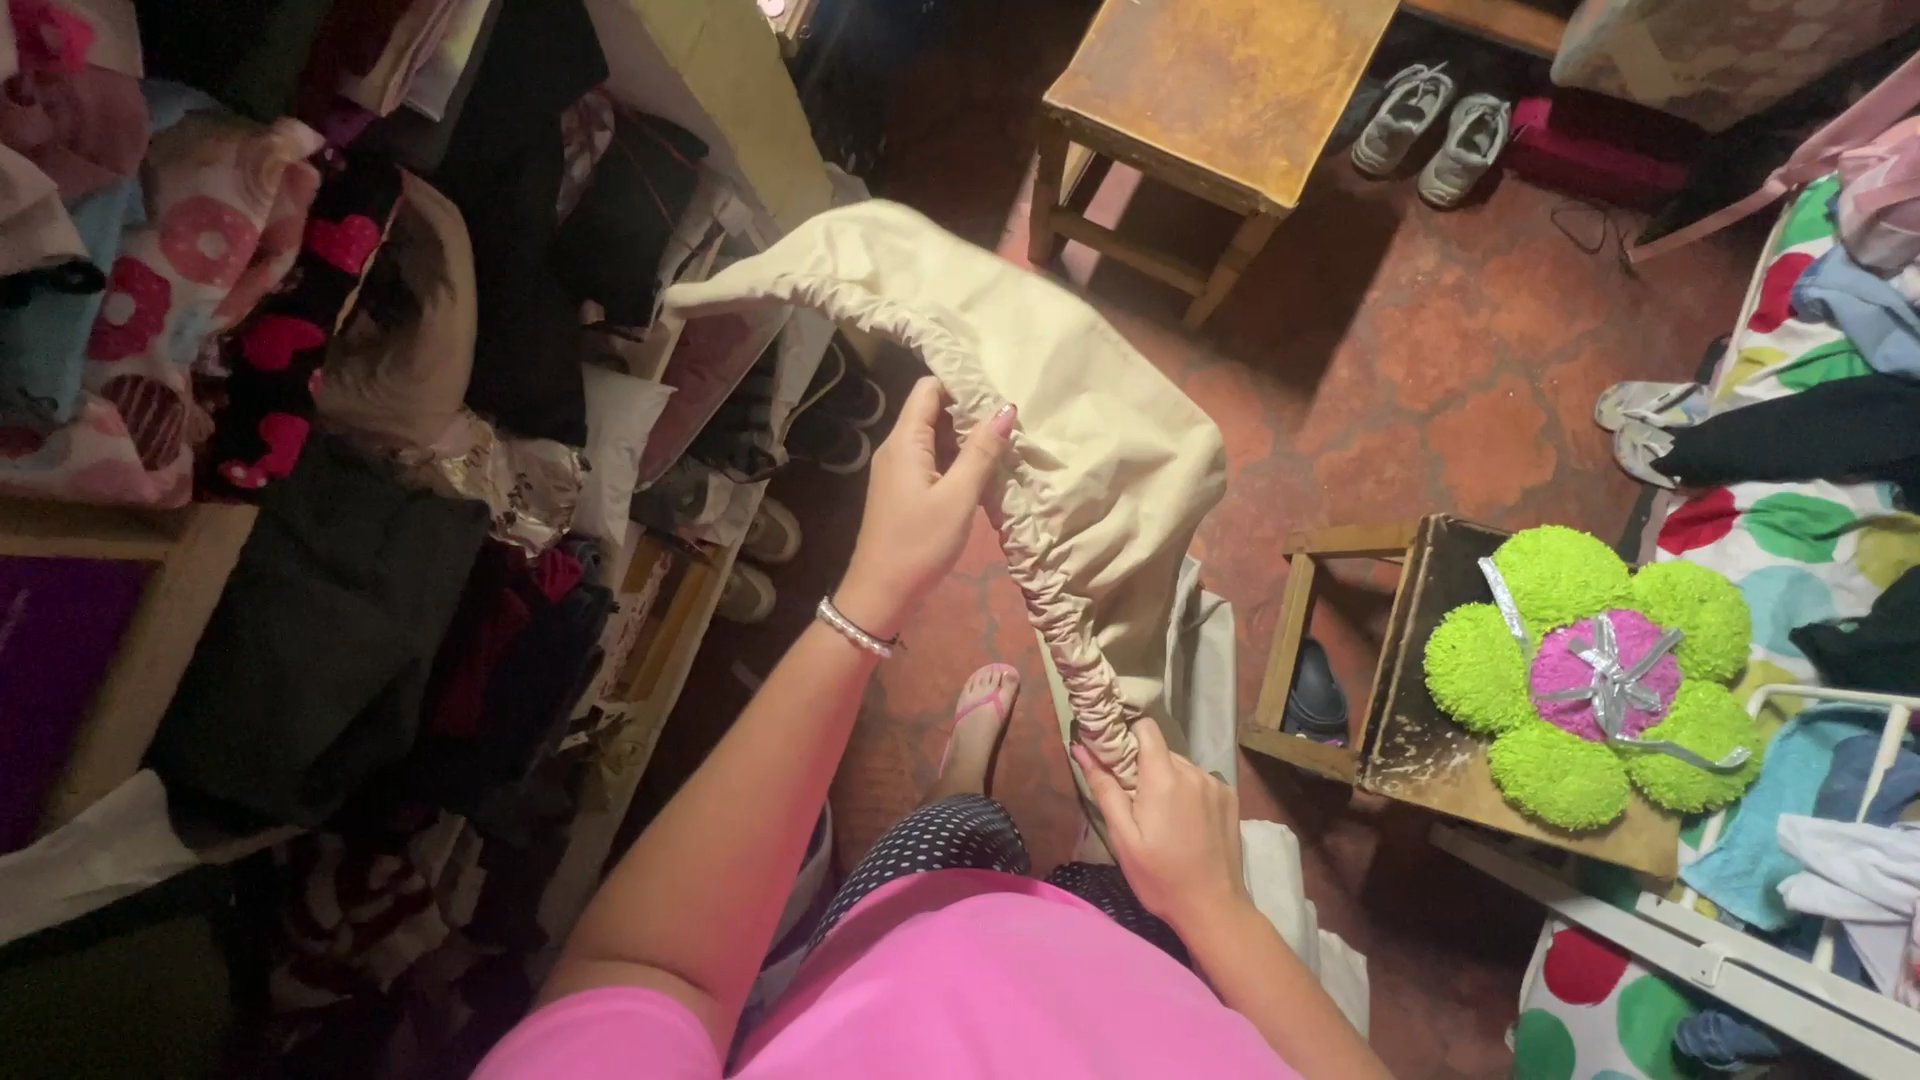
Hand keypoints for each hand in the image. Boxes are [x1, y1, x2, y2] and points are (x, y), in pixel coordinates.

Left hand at [834, 376, 1014, 638]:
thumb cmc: (920, 543)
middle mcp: (896, 447)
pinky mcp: (903, 489)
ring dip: (966, 441)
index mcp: (904, 441)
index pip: (929, 388)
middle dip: (970, 414)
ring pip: (935, 438)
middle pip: (933, 411)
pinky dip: (956, 462)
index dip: (961, 385)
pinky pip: (932, 461)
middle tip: (1009, 424)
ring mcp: (897, 469)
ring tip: (1004, 447)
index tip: (997, 395)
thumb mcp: (958, 497)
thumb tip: (1005, 408)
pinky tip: (983, 474)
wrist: (882, 592)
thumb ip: (982, 451)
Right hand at [1075, 718, 1248, 932]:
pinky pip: (1199, 780)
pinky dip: (1187, 791)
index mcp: (1164, 777)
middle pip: (1160, 750)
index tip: (1115, 758)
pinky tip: (1185, 822)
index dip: (1128, 736)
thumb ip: (1104, 787)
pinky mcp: (1230, 798)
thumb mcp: (1123, 837)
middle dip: (1144, 766)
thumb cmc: (1160, 876)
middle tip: (1134, 800)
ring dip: (1166, 779)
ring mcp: (1215, 784)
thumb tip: (1082, 748)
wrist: (1213, 908)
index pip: (1146, 728)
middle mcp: (1193, 772)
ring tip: (1162, 816)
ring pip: (1180, 765)